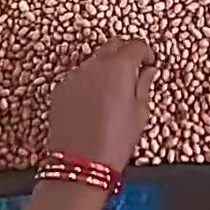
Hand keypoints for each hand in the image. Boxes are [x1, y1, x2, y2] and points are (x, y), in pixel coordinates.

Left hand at [46, 39, 155, 172]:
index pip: (136, 45)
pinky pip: (79, 76)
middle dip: (126, 53)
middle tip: (133, 71)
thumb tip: (148, 70)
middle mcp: (95, 65)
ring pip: (94, 60)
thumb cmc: (115, 141)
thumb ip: (144, 84)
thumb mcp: (140, 112)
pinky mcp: (60, 89)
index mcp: (119, 67)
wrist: (80, 164)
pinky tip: (94, 103)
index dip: (146, 53)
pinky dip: (89, 81)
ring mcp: (74, 75)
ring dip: (106, 68)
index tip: (149, 63)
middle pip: (113, 45)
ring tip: (113, 92)